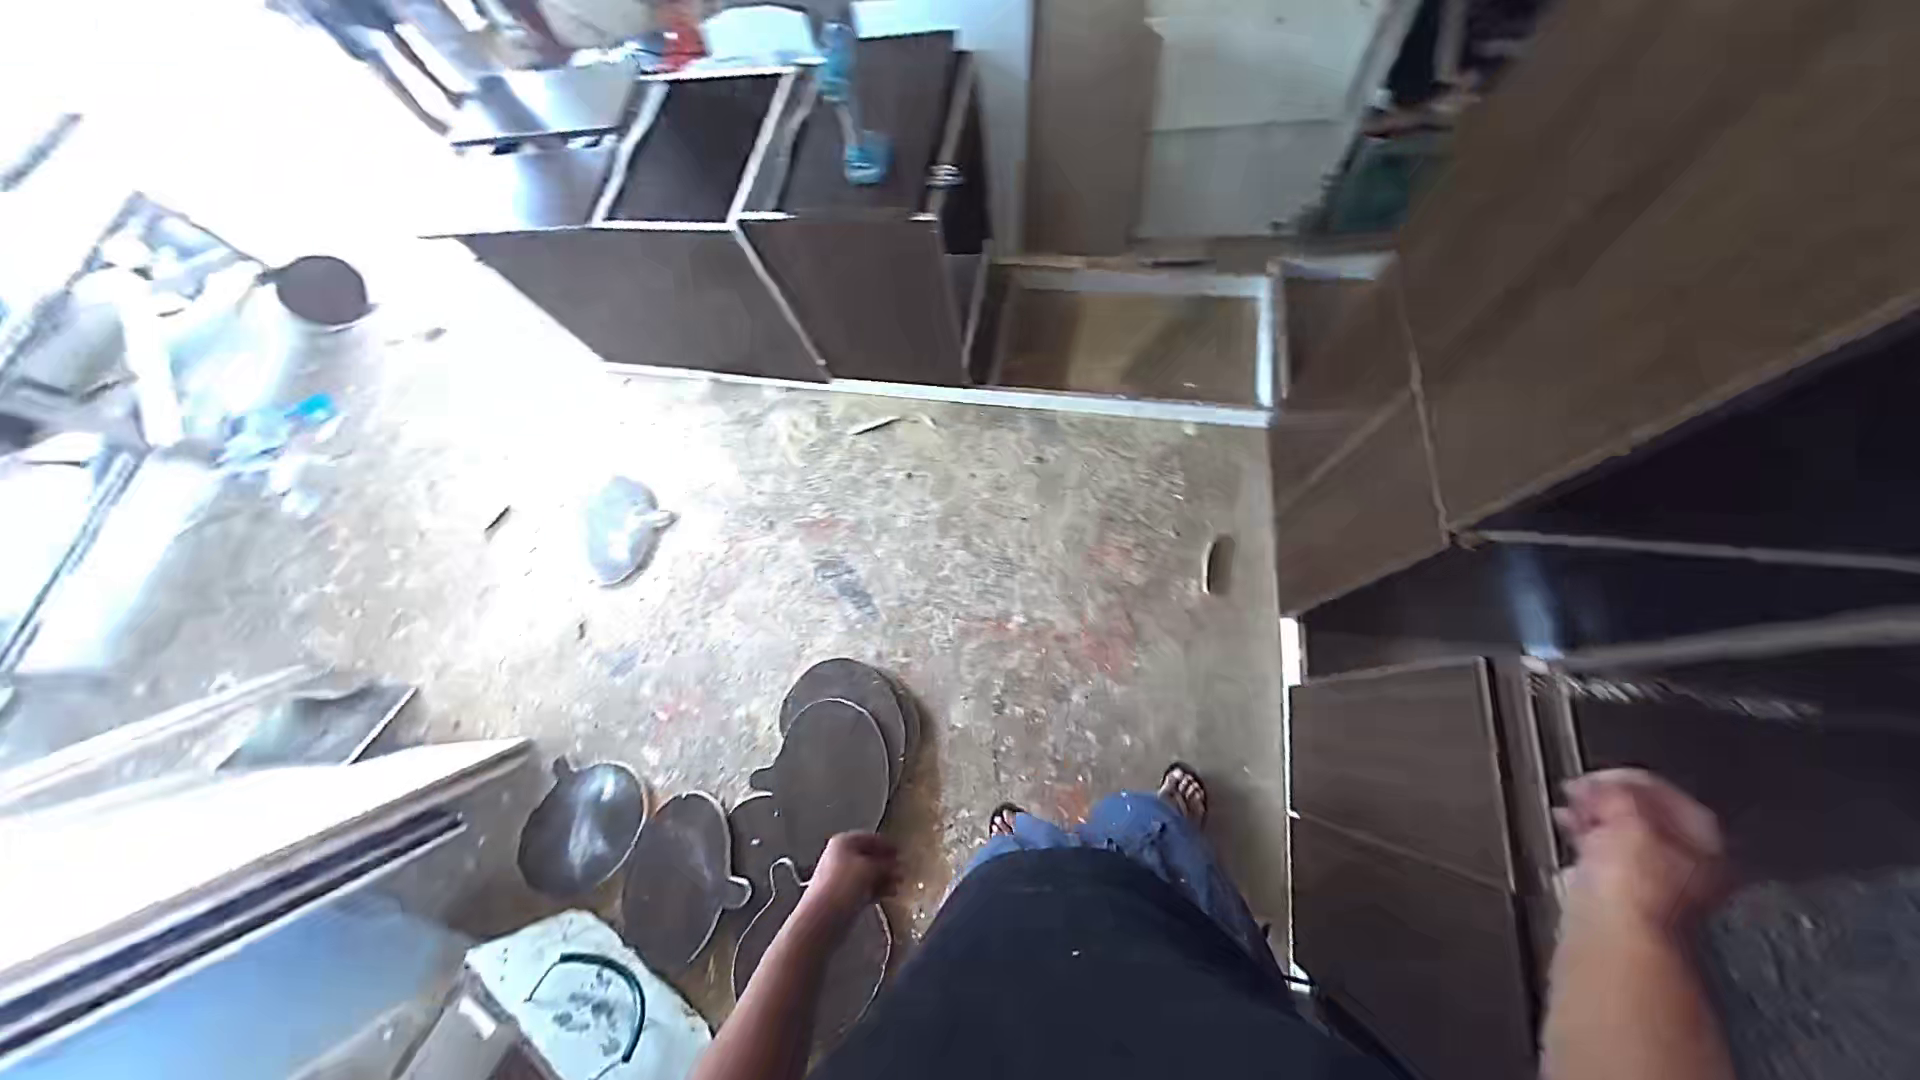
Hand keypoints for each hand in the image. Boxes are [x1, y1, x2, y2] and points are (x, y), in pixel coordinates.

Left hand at [802, 832, 899, 925]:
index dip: (886, 844)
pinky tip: (889, 893)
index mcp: (843, 843)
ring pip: (867, 874)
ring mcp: (841, 878)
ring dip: (883, 877)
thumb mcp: (869, 869)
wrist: (821, 919)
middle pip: (868, 856)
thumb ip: (885, 864)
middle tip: (902, 869)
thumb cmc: (844, 886)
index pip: (869, 838)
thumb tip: (896, 865)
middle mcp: (840, 857)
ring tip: (899, 883)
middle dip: (886, 863)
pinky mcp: (843, 897)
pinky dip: (876, 889)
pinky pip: (864, 888)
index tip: (901, 851)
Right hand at [1557, 769, 1728, 935]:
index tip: (1603, 775)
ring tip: (1571, 806)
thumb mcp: (1632, 822)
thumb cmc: (1636, 886)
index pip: (1673, 799)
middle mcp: (1688, 865)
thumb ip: (1624, 796)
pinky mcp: (1619, 890)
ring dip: (1595, 816)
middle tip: (1584, 788)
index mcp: (1706, 848)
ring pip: (1623, 834)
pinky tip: (1570, 830)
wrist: (1613, 927)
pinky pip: (1603, 852)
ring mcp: (1653, 881)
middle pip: (1648, 817)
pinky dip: (1585, 836)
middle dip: (1612, 799)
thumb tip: (1610, 785)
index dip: (1634, 781)